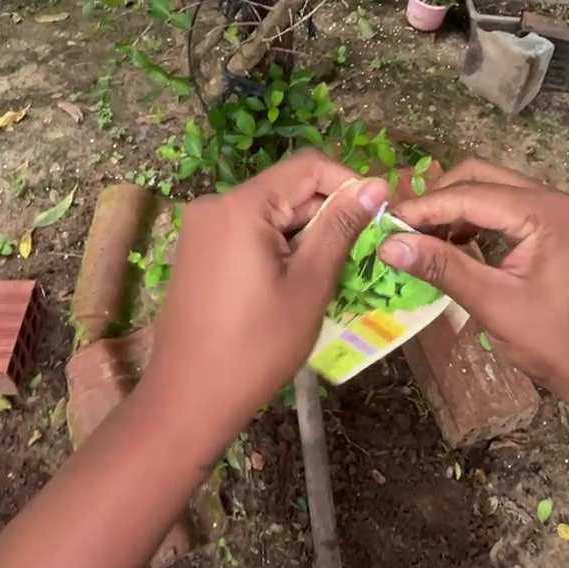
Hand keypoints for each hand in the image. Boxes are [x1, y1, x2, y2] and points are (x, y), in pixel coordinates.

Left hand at [143, 151, 388, 430]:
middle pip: (288, 188)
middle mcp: (217, 204)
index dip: (350, 182)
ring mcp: (203, 228)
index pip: (308, 166)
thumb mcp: (309, 285)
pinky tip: (301, 279)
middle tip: (366, 248)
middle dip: (330, 212)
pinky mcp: (200, 250)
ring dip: (308, 232)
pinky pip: (251, 230)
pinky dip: (281, 245)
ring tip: (338, 269)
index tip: (382, 211)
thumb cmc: (255, 347)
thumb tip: (376, 185)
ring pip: (272, 211)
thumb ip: (341, 228)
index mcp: (242, 205)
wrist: (187, 401)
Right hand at [380, 160, 568, 416]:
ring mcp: (555, 213)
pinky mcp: (553, 230)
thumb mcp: (495, 305)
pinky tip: (452, 246)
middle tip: (398, 227)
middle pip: (478, 178)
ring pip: (489, 192)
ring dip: (453, 209)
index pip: (469, 194)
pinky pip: (503, 210)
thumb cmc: (561, 344)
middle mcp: (551, 199)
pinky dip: (473, 221)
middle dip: (436, 200)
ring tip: (418, 238)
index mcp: (544, 210)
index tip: (382, 223)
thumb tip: (388, 244)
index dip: (423, 208)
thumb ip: (442, 268)